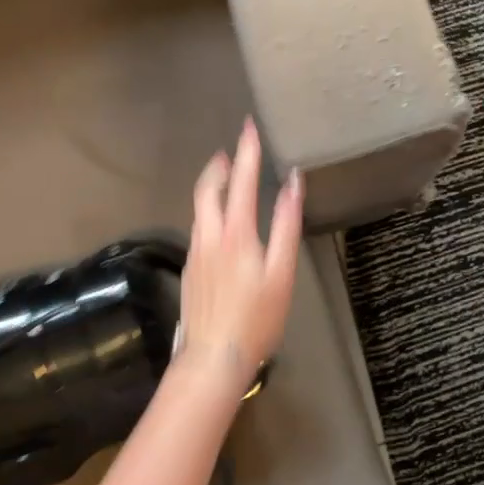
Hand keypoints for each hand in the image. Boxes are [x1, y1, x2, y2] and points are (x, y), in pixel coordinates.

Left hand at [178, 117, 302, 386]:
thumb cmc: (257, 317)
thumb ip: (286, 224)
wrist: (212, 359)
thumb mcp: (281, 272)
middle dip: (219, 165)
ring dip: (211, 185)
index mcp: (235, 232)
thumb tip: (292, 183)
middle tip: (230, 149)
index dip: (246, 151)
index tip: (248, 125)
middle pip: (208, 188)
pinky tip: (218, 220)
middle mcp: (209, 235)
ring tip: (223, 176)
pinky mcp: (191, 269)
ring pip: (199, 207)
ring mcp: (196, 252)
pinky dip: (208, 208)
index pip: (240, 180)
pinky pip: (198, 225)